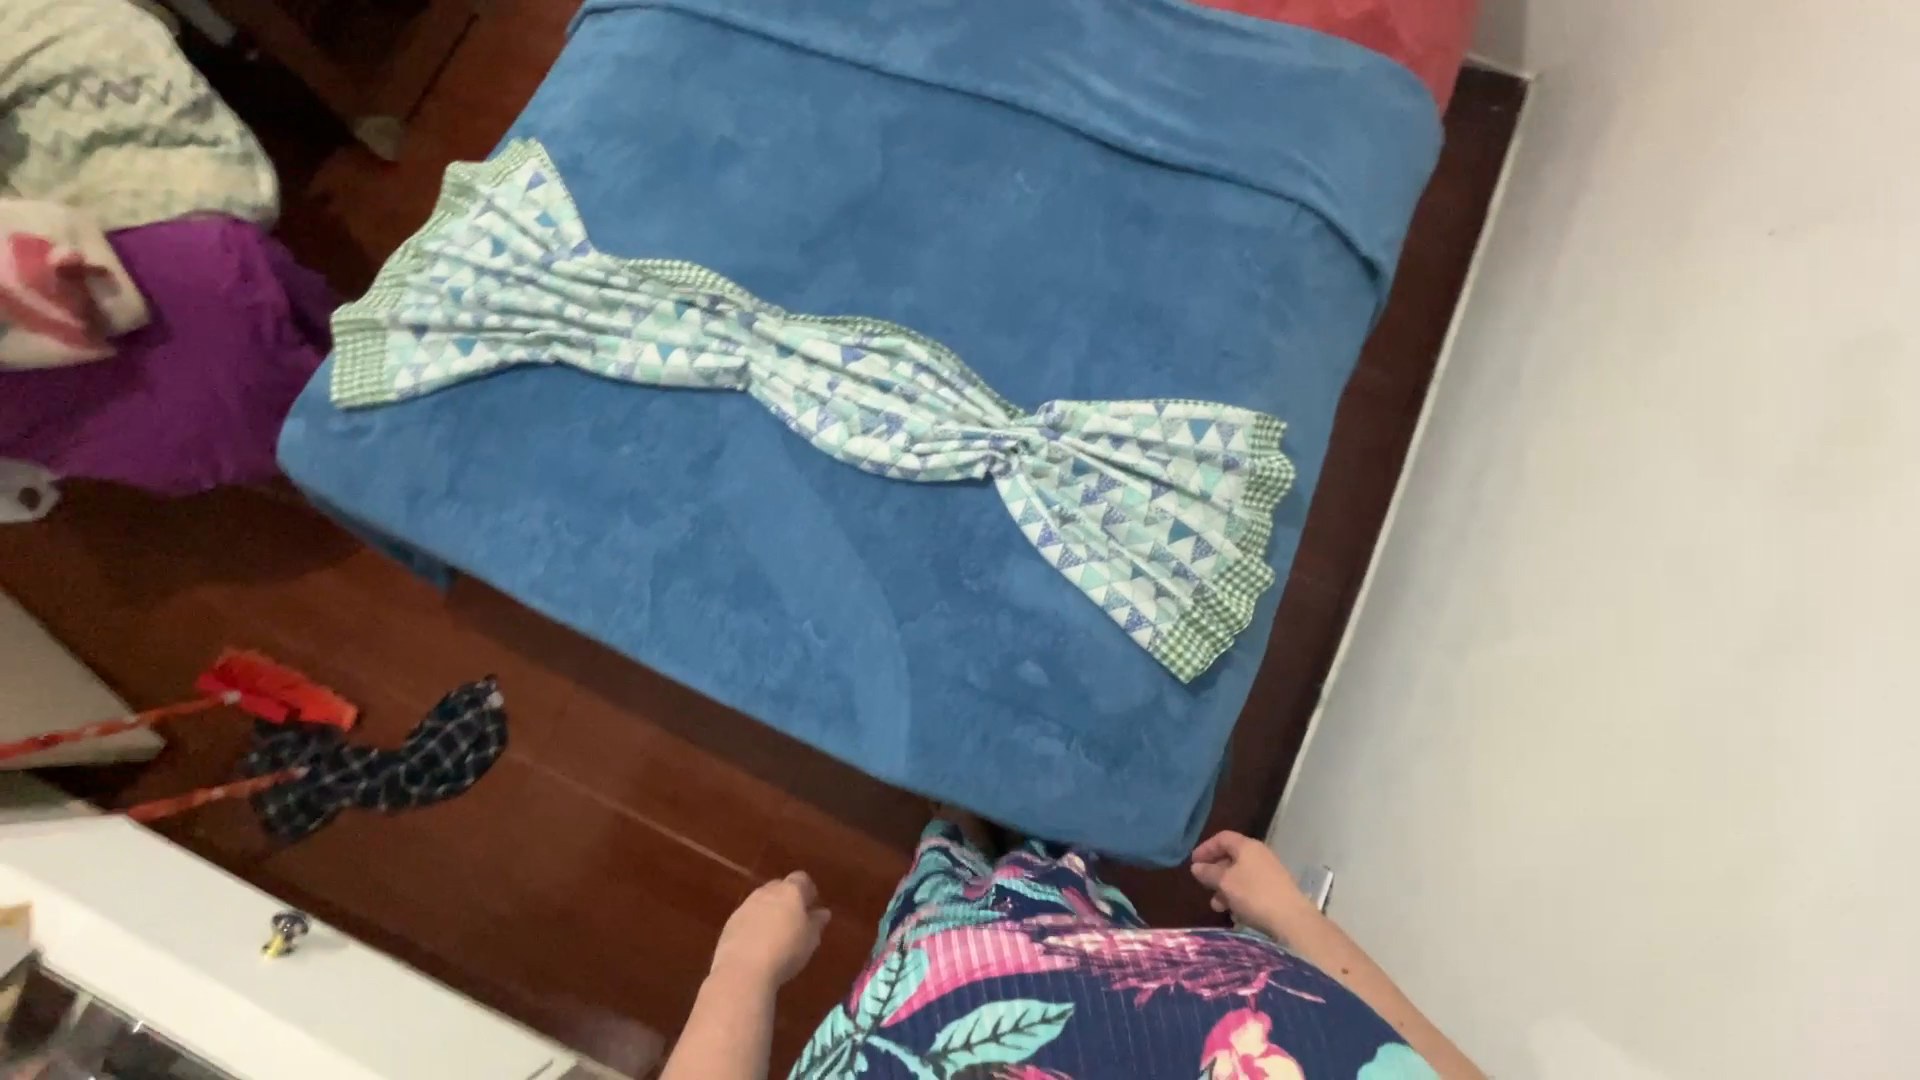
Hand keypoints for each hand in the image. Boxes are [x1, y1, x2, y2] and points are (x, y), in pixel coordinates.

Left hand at [710, 871, 831, 990]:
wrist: (743, 970)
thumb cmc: (786, 951)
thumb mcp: (810, 940)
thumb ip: (816, 923)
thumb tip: (823, 912)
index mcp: (790, 891)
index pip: (801, 879)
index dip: (807, 890)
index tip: (811, 905)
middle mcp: (767, 892)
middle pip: (779, 887)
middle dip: (786, 899)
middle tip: (793, 919)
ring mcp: (746, 906)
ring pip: (761, 901)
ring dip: (768, 911)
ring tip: (774, 933)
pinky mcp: (730, 923)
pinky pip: (746, 917)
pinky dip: (753, 925)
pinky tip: (756, 944)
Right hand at [1190, 831, 1315, 940]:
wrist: (1294, 921)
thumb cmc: (1254, 895)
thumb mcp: (1225, 882)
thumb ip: (1208, 873)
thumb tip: (1196, 867)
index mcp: (1247, 846)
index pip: (1222, 838)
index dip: (1205, 848)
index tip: (1193, 863)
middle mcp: (1260, 855)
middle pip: (1231, 858)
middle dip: (1215, 873)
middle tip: (1204, 886)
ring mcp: (1271, 873)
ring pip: (1241, 876)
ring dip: (1225, 888)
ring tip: (1217, 906)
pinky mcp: (1277, 891)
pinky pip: (1252, 888)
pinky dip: (1239, 896)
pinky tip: (1235, 913)